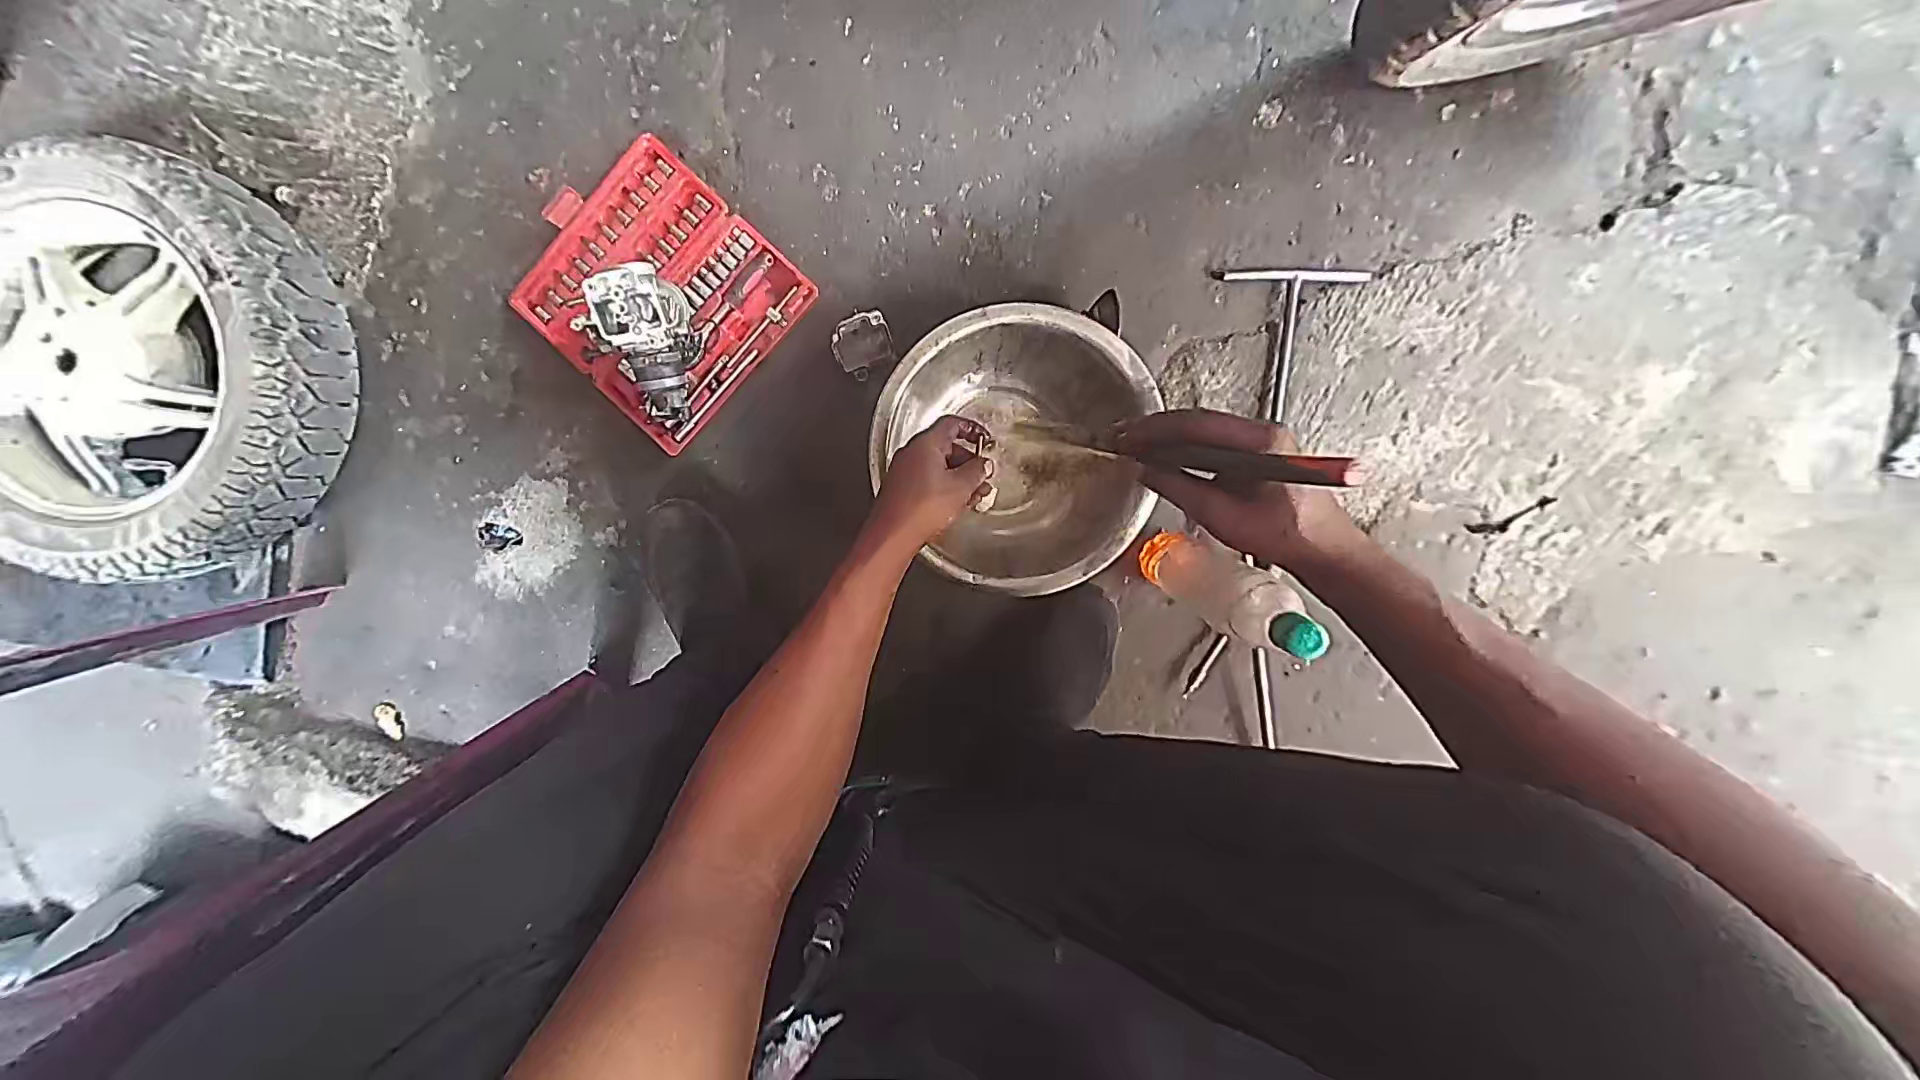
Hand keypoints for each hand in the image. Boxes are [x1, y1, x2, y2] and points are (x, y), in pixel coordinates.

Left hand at [867, 415, 992, 551]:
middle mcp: (912, 453)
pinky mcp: (902, 489)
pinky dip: (944, 487)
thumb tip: (984, 464)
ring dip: (959, 477)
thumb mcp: (961, 487)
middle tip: (982, 474)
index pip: (952, 424)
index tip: (985, 439)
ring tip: (973, 494)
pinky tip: (955, 503)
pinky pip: (928, 481)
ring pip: (938, 466)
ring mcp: (904, 471)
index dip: (973, 429)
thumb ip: (977, 471)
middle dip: (969, 461)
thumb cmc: (919, 509)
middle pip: (946, 447)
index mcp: (925, 444)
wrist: (893, 535)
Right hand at [1113, 409, 1365, 569]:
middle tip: (1125, 438)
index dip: (1156, 430)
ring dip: (1169, 437)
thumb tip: (1147, 472)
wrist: (1322, 548)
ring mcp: (1262, 441)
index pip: (1197, 425)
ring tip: (1138, 445)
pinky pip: (1214, 441)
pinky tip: (1164, 454)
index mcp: (1261, 442)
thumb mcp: (1222, 516)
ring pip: (1205, 429)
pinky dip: (1185, 446)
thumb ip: (1180, 489)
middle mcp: (1264, 433)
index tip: (1130, 436)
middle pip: (1199, 421)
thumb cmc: (1286, 535)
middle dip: (1158, 429)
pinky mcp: (1257, 452)